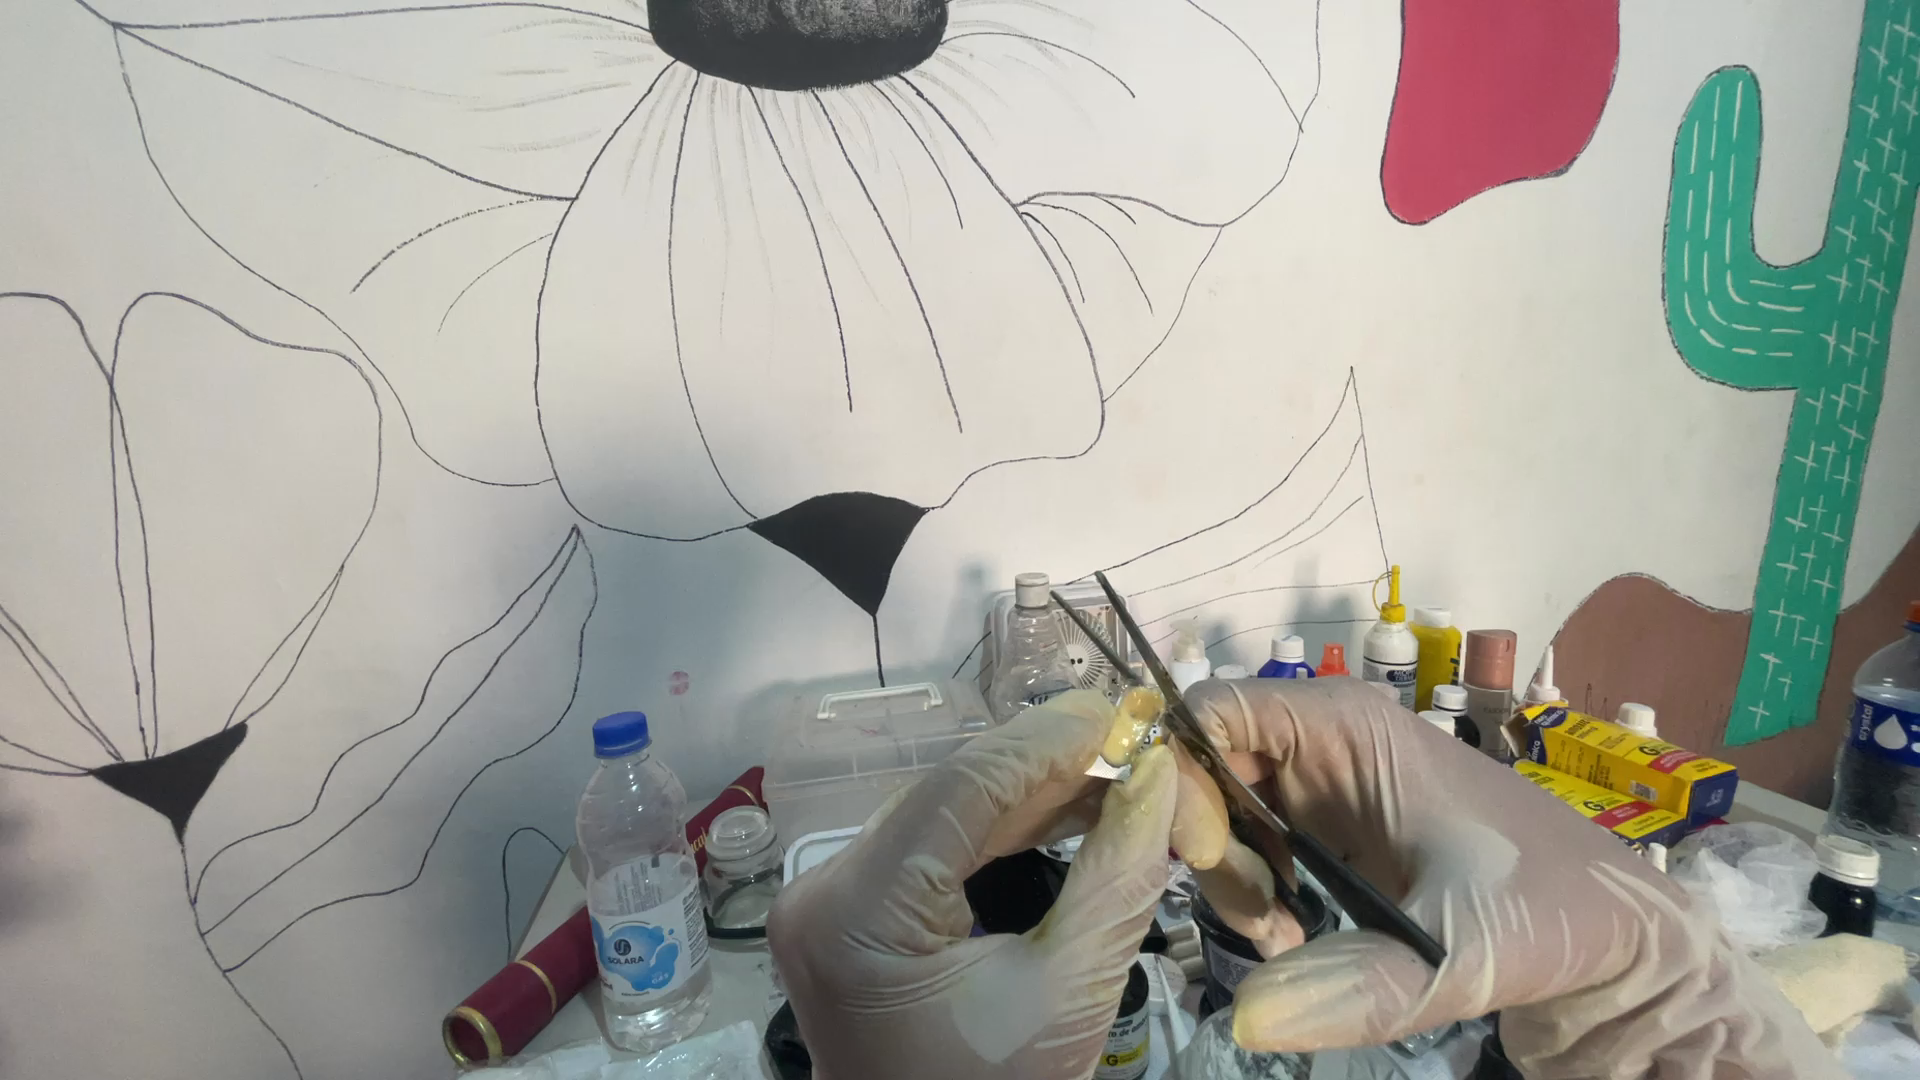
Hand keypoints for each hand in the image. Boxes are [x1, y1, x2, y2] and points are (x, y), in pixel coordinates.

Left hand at [766, 690, 1177, 1079]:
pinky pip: (940, 844)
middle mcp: (827, 885)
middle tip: (1128, 738)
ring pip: (949, 811)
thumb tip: (1157, 776)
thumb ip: (1116, 877)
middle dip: (1048, 763)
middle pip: (953, 793)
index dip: (1047, 740)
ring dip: (1035, 789)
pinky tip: (1069, 806)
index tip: (1118, 714)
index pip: (960, 788)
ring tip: (1114, 768)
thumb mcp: (1067, 1000)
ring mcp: (835, 894)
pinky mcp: (857, 905)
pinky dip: (1007, 825)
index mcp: (857, 912)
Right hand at [1183, 676, 1839, 1079]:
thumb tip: (1245, 1019)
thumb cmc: (1554, 907)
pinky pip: (1245, 843)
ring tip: (1281, 938)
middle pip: (1202, 762)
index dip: (1182, 766)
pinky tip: (1288, 937)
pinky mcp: (1315, 825)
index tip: (1201, 852)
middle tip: (1254, 910)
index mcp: (1339, 722)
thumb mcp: (1462, 944)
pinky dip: (1249, 890)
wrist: (1622, 941)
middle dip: (1204, 838)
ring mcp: (1310, 782)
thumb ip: (1358, 982)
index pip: (1212, 708)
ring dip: (1227, 874)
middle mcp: (1310, 740)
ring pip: (1214, 807)